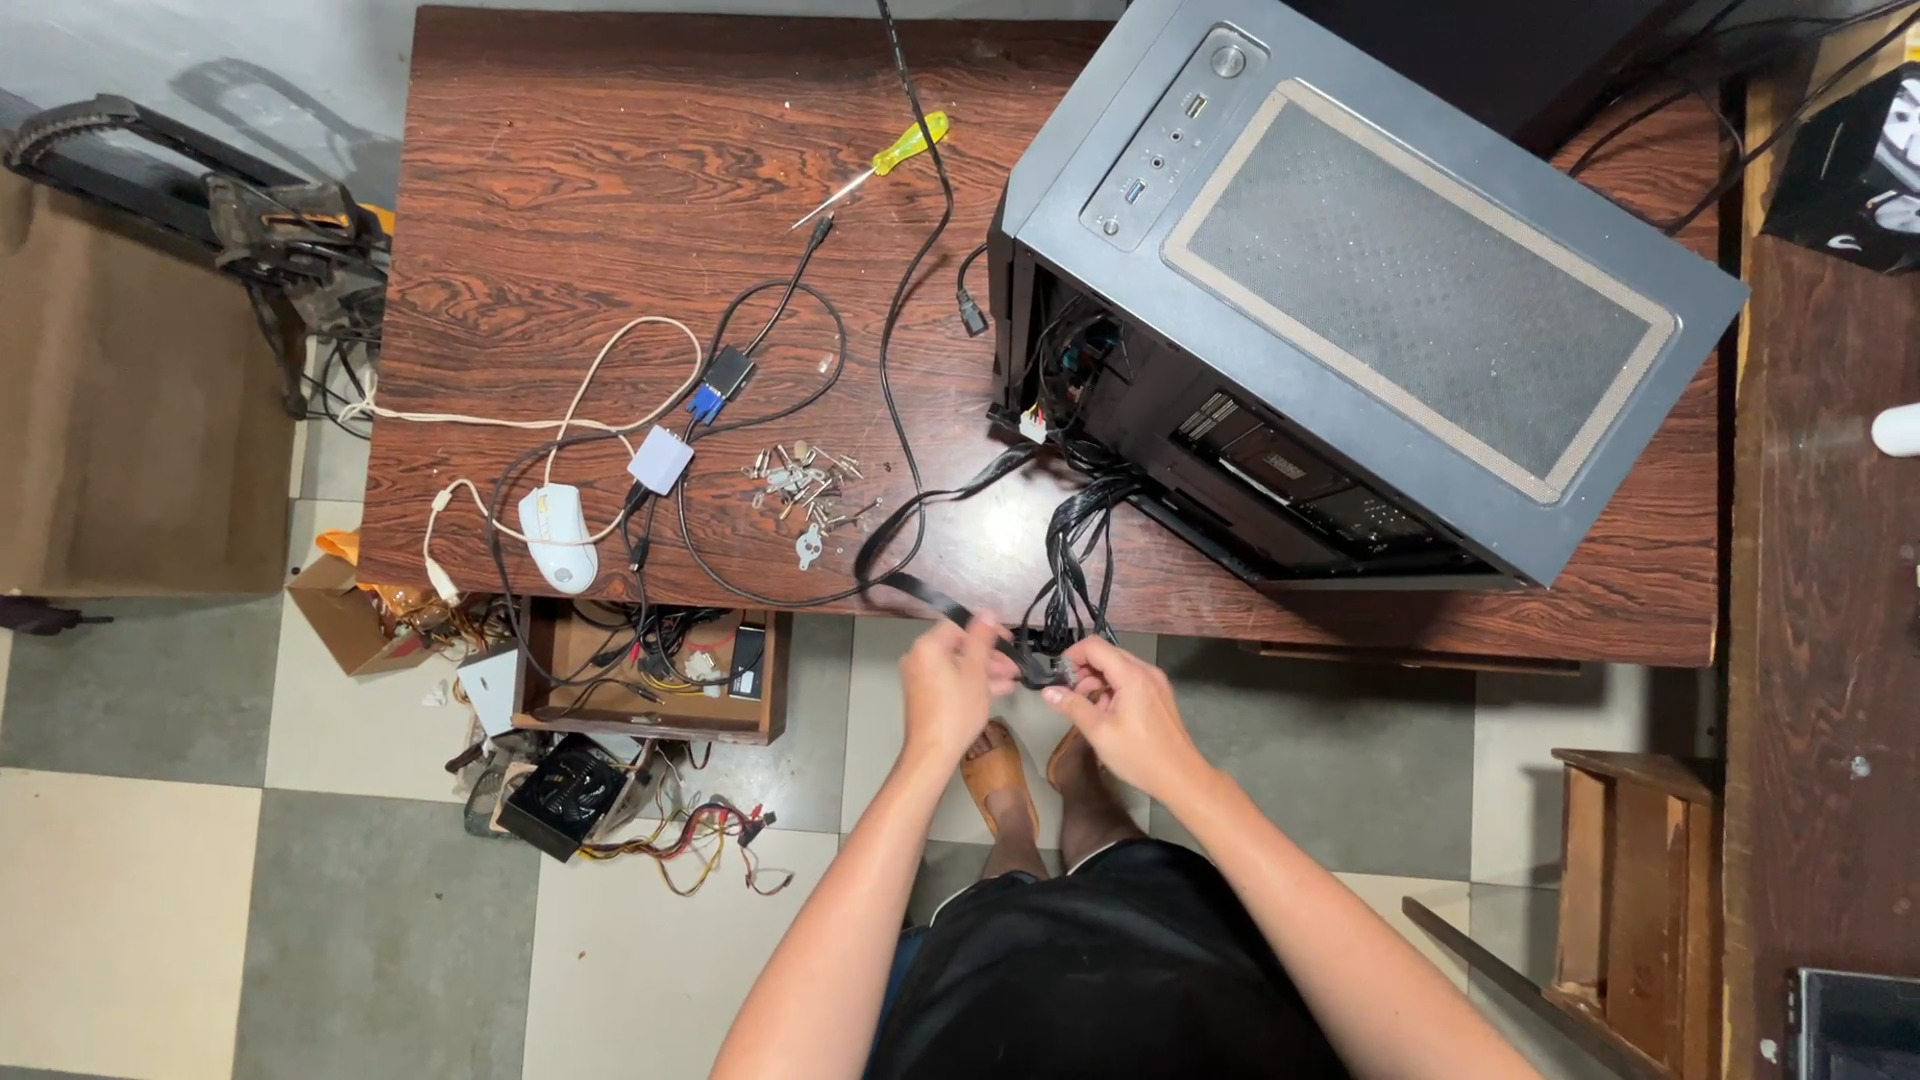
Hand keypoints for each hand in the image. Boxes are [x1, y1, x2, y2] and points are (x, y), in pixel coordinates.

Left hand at [898, 614, 1019, 768]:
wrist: (933, 753)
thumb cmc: (956, 710)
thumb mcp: (975, 672)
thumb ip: (981, 639)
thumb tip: (988, 612)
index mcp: (928, 646)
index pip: (960, 625)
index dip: (987, 629)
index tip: (1009, 640)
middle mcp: (919, 657)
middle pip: (960, 646)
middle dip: (989, 654)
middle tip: (1014, 664)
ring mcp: (921, 677)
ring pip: (958, 665)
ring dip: (985, 670)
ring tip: (1013, 678)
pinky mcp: (926, 694)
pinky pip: (952, 679)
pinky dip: (972, 682)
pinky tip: (1000, 689)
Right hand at [1041, 636, 1210, 801]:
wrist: (1182, 778)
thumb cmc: (1139, 756)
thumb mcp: (1099, 732)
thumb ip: (1072, 706)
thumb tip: (1047, 691)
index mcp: (1131, 675)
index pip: (1094, 646)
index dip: (1072, 656)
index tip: (1060, 679)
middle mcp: (1146, 671)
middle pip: (1107, 653)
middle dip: (1083, 669)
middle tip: (1070, 694)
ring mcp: (1156, 682)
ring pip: (1118, 666)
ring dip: (1097, 680)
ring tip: (1086, 706)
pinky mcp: (1159, 694)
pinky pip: (1130, 679)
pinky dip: (1113, 688)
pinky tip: (1107, 712)